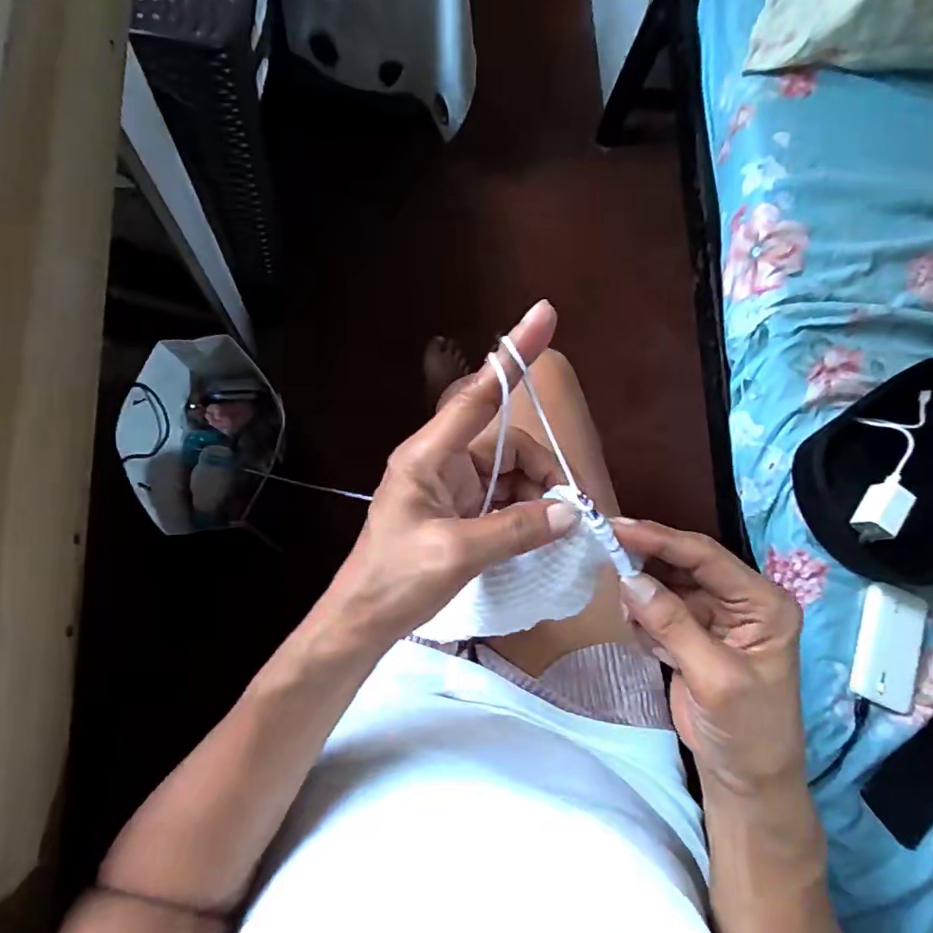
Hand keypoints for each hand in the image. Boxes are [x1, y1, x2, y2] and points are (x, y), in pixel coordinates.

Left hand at [307, 302, 575, 648]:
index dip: (513, 355)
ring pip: (507, 472)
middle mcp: (439, 461)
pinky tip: (532, 536)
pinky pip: (500, 498)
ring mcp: (448, 487)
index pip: (479, 395)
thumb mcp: (457, 554)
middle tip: (566, 510)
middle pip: (505, 442)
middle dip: (538, 469)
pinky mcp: (455, 511)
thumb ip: (515, 529)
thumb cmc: (396, 580)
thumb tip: (569, 512)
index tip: (543, 314)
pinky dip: (521, 512)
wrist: (363, 618)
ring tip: (548, 530)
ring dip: (533, 495)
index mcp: (428, 456)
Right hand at [613, 520, 806, 800]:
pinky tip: (647, 646)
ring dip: (640, 595)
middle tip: (602, 553)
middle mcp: (738, 600)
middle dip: (644, 562)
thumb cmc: (748, 730)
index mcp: (763, 602)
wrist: (745, 778)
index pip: (706, 557)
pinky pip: (654, 608)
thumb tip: (628, 579)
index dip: (660, 539)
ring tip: (633, 622)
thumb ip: (672, 625)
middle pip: (682, 563)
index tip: (616, 527)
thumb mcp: (715, 677)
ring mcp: (711, 616)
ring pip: (663, 584)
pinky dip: (640, 619)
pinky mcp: (688, 632)